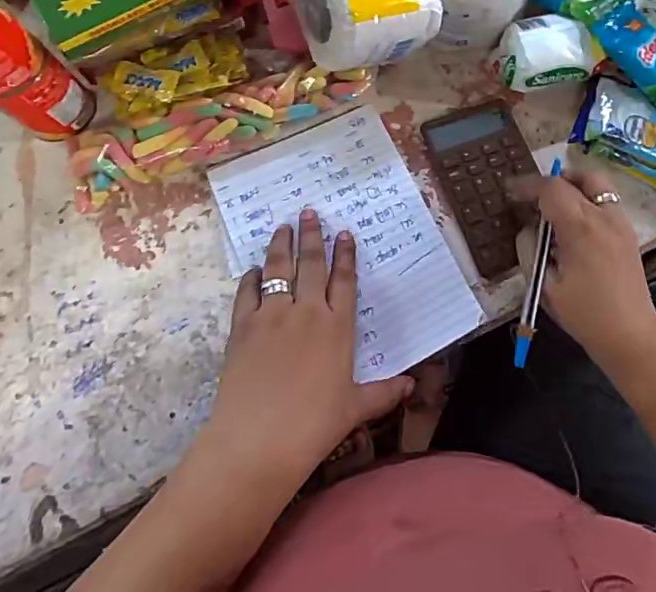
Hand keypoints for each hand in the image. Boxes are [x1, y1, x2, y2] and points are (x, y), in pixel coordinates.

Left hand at [200, 210, 412, 485]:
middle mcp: (307, 312)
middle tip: (309, 212)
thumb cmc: (314, 426)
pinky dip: (250, 277)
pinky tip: (253, 269)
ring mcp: (272, 315)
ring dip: (281, 245)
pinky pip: (247, 292)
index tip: (345, 232)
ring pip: (278, 269)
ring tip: (283, 227)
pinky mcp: (242, 326)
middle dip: (312, 236)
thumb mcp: (354, 409)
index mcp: (337, 327)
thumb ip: (383, 392)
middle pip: (311, 264)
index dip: (345, 254)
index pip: (344, 280)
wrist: (257, 441)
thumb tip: (412, 384)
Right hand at [513, 162, 655, 365]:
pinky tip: (575, 225)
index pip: (551, 188)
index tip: (510, 191)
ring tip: (555, 207)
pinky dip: (587, 200)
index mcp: (581, 227)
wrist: (631, 337)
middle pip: (579, 176)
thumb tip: (529, 228)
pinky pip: (606, 201)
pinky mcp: (629, 233)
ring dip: (574, 186)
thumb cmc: (585, 314)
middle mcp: (605, 216)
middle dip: (553, 181)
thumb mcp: (545, 284)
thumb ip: (530, 248)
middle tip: (535, 197)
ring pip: (598, 183)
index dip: (527, 185)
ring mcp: (621, 222)